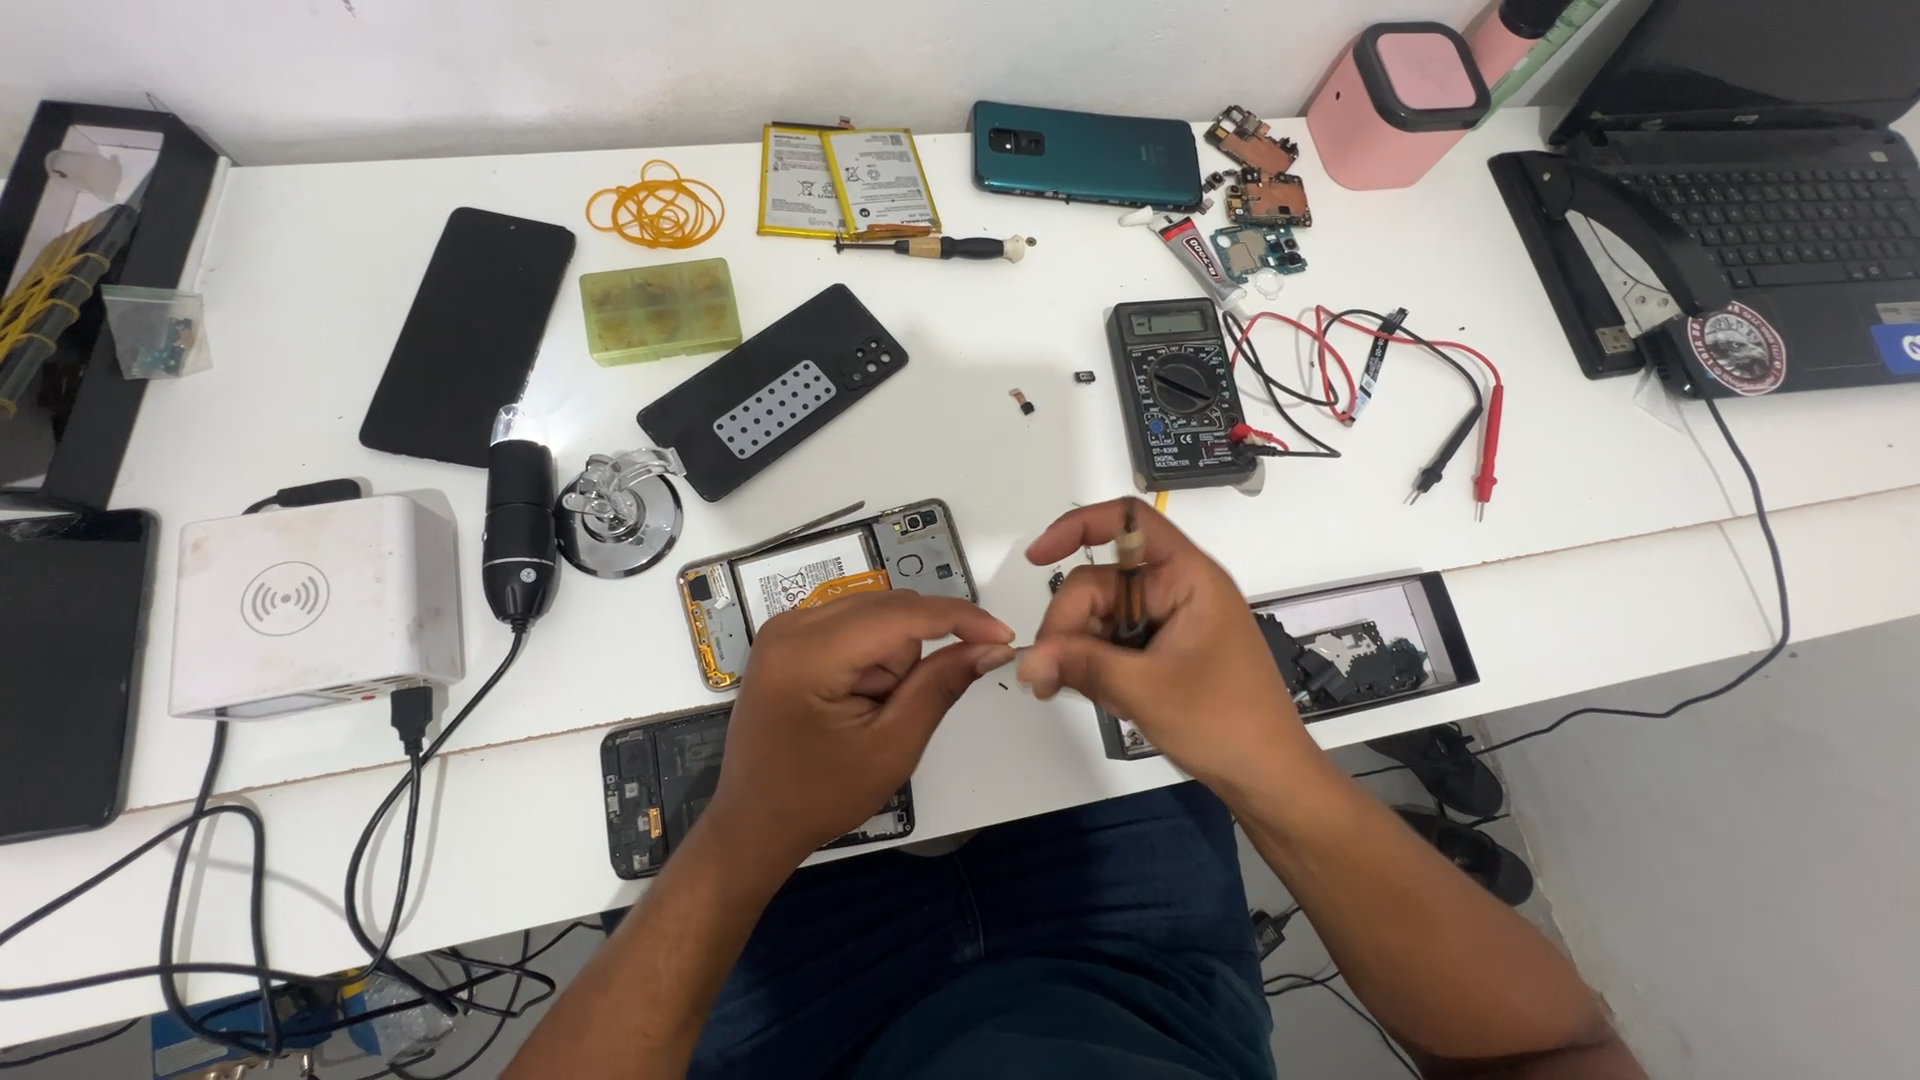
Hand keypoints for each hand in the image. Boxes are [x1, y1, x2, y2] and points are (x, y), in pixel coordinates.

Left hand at [704, 591, 1014, 864]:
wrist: (754, 824)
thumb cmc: (819, 796)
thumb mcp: (892, 746)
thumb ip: (941, 685)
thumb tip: (992, 646)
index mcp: (808, 653)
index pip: (901, 613)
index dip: (960, 618)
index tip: (1004, 636)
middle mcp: (791, 625)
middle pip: (888, 608)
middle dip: (914, 652)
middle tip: (903, 708)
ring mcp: (785, 628)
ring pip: (875, 615)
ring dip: (892, 657)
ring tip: (871, 711)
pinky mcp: (787, 638)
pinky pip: (853, 625)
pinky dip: (871, 657)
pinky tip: (857, 699)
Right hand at [1016, 498, 1311, 790]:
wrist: (1267, 778)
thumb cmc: (1226, 724)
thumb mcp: (1146, 691)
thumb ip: (1081, 666)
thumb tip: (1028, 659)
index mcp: (1188, 578)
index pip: (1129, 522)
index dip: (1078, 527)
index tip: (1038, 557)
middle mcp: (1175, 591)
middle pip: (1100, 583)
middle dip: (1068, 624)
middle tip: (1046, 673)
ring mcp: (1167, 622)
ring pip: (1099, 618)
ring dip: (1077, 652)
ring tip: (1070, 692)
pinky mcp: (1160, 650)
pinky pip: (1110, 643)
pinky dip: (1093, 666)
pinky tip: (1099, 697)